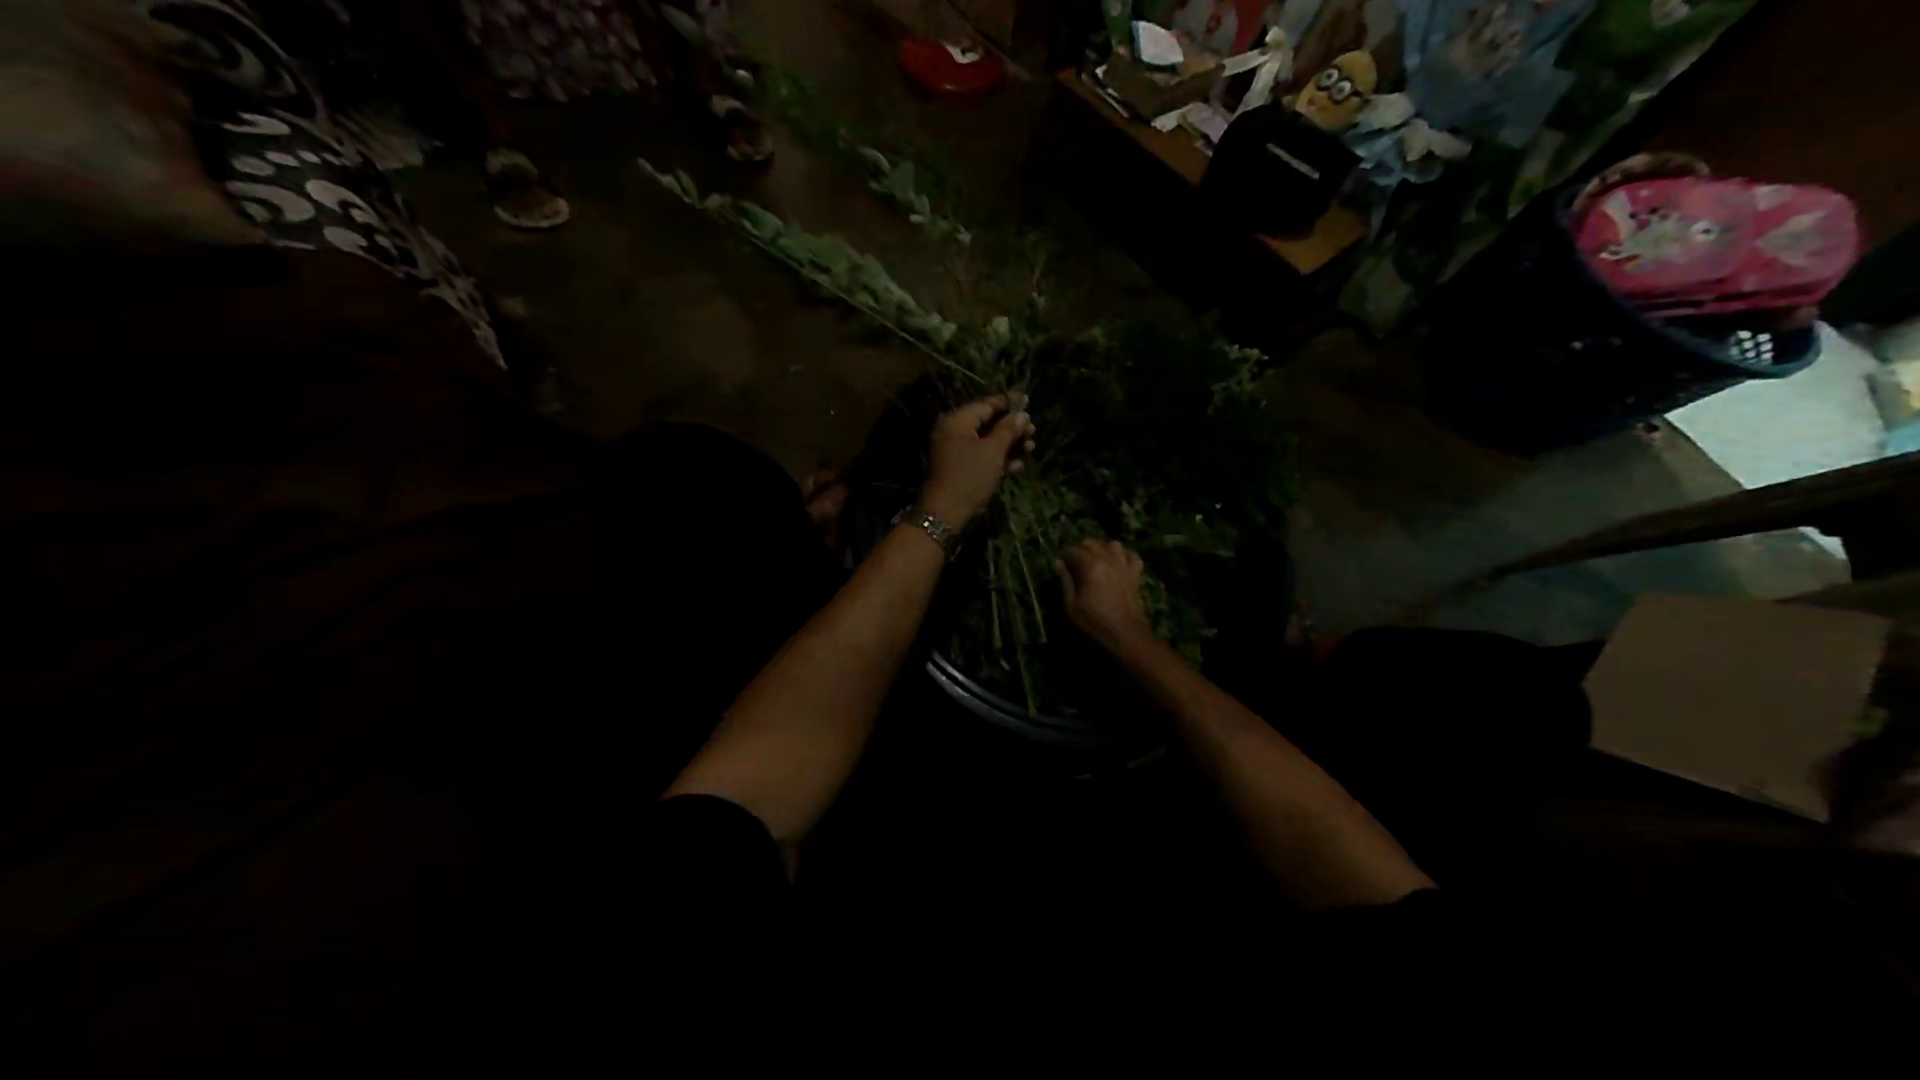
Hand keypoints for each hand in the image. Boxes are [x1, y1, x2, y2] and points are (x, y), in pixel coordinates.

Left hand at [920, 396, 1033, 527]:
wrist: (947, 512)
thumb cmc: (970, 476)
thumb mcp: (993, 451)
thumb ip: (1008, 430)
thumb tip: (1021, 414)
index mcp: (958, 421)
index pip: (986, 405)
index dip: (1008, 403)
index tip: (1028, 401)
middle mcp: (955, 432)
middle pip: (989, 423)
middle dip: (1013, 428)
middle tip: (1033, 432)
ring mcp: (958, 451)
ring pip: (988, 442)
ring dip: (1010, 445)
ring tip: (1030, 449)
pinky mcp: (963, 468)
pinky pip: (983, 457)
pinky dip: (1000, 459)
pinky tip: (1018, 466)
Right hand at [1056, 539, 1154, 655]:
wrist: (1126, 635)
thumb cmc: (1095, 623)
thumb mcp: (1072, 605)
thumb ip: (1065, 581)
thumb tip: (1058, 563)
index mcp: (1091, 567)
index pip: (1073, 550)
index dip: (1063, 554)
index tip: (1059, 562)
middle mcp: (1108, 561)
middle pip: (1092, 543)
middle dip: (1080, 548)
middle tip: (1073, 561)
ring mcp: (1124, 566)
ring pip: (1112, 544)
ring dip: (1101, 548)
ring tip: (1095, 559)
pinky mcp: (1135, 574)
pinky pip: (1131, 555)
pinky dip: (1123, 555)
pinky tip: (1116, 564)